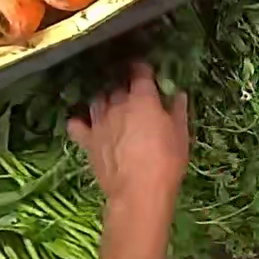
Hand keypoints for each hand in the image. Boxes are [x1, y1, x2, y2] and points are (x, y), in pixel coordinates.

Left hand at [68, 62, 189, 215]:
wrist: (139, 190)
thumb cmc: (167, 160)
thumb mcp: (181, 133)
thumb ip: (177, 111)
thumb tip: (179, 94)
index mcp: (143, 100)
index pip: (140, 74)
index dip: (142, 68)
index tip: (146, 68)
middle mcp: (117, 105)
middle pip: (117, 87)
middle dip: (125, 85)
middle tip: (136, 92)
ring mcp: (98, 122)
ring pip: (97, 101)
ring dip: (106, 99)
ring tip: (114, 104)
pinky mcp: (86, 140)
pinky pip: (77, 124)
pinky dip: (81, 120)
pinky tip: (87, 123)